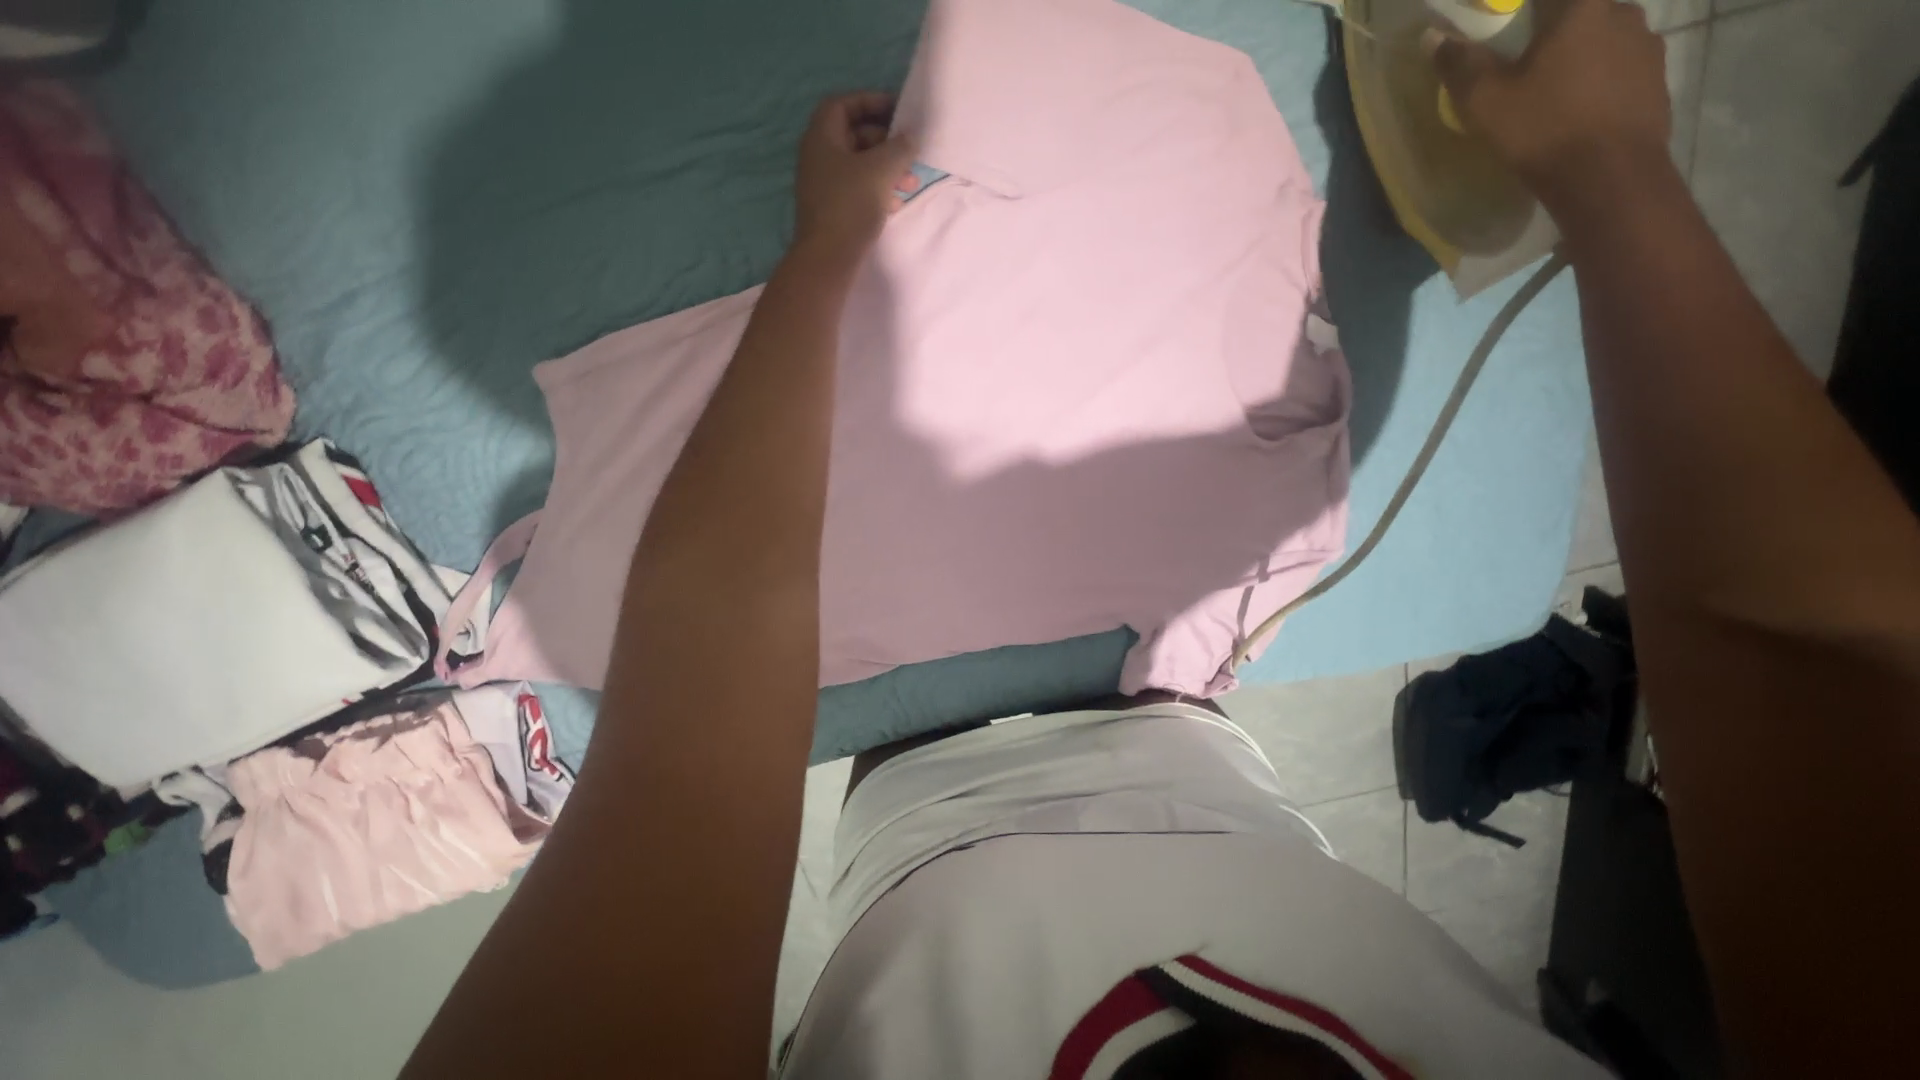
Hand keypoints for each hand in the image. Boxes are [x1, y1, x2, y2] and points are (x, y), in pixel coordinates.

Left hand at [791, 92, 917, 268]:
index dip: (870, 101)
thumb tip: (910, 137)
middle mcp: (819, 156)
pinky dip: (878, 188)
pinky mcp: (833, 207)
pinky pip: (858, 187)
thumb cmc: (851, 204)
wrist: (828, 258)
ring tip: (912, 181)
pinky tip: (897, 201)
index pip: (843, 104)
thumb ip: (900, 147)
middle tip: (910, 150)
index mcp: (822, 137)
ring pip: (860, 164)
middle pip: (854, 134)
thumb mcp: (881, 169)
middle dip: (885, 140)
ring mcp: (825, 184)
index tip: (897, 110)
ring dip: (887, 167)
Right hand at [1433, 0, 1672, 210]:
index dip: (1519, 13)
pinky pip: (1620, 67)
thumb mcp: (1486, 100)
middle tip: (1523, 66)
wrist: (1609, 176)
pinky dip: (1599, 80)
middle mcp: (1623, 11)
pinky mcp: (1656, 78)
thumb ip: (1460, 63)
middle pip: (1577, 12)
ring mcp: (1646, 44)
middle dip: (1550, 33)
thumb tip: (1434, 36)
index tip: (1504, 37)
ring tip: (1553, 94)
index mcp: (1581, 6)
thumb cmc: (1542, 129)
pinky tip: (1579, 112)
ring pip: (1602, 38)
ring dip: (1578, 56)